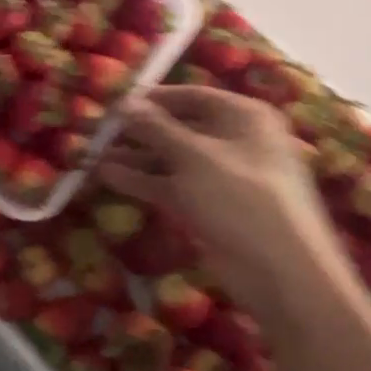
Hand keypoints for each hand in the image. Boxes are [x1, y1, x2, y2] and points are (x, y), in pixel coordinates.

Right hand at [97, 86, 355, 331]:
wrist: (281, 275)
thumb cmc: (241, 198)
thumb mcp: (193, 156)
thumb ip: (154, 127)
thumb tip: (123, 102)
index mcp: (243, 117)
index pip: (190, 95)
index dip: (150, 98)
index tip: (111, 102)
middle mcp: (233, 141)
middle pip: (176, 127)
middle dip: (134, 129)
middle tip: (93, 129)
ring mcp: (220, 176)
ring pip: (169, 158)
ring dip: (131, 156)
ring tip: (88, 152)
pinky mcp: (208, 206)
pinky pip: (170, 185)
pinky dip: (141, 180)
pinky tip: (105, 175)